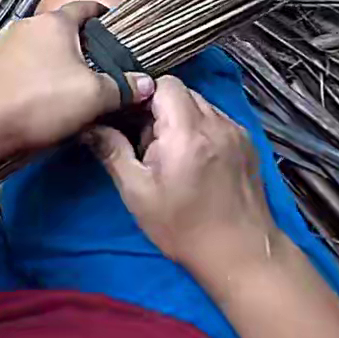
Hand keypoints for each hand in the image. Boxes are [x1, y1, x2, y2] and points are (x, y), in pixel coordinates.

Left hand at [0, 0, 154, 152]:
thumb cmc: (39, 104)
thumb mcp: (93, 98)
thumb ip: (123, 88)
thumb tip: (147, 83)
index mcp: (55, 23)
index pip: (86, 7)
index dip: (103, 15)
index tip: (116, 28)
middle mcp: (26, 25)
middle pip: (61, 30)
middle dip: (79, 46)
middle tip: (96, 69)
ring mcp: (0, 44)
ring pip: (37, 48)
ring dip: (51, 62)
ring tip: (64, 88)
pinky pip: (15, 65)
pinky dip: (28, 76)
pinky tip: (33, 99)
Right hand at [85, 77, 281, 279]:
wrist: (239, 253)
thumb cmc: (183, 227)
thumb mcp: (138, 193)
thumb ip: (113, 152)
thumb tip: (91, 127)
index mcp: (187, 130)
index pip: (164, 84)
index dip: (145, 97)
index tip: (133, 122)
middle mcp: (215, 122)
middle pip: (183, 92)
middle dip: (162, 109)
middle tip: (150, 144)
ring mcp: (235, 130)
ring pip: (201, 105)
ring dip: (183, 118)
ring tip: (174, 155)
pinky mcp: (247, 141)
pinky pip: (218, 120)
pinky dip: (202, 129)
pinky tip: (197, 161)